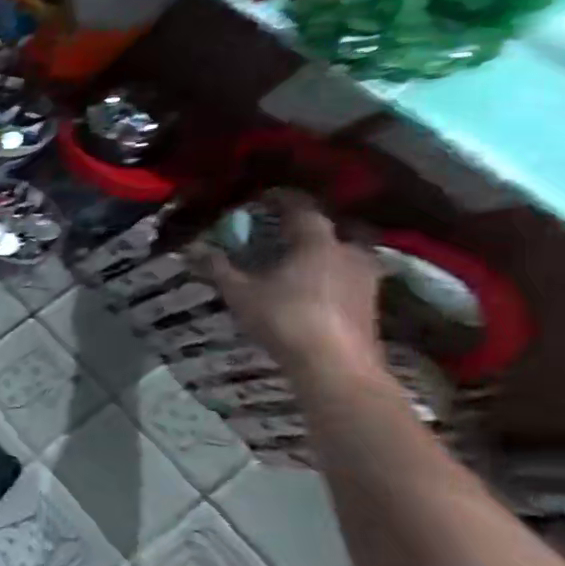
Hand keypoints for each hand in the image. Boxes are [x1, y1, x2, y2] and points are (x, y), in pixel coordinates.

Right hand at [193, 192, 383, 378]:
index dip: (283, 199)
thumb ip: (218, 268)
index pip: (302, 208)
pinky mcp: (371, 305)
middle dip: (319, 224)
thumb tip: (192, 248)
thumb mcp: (241, 294)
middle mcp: (347, 253)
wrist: (337, 368)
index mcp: (317, 242)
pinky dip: (337, 273)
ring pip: (352, 252)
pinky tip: (320, 286)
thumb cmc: (286, 320)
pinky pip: (354, 276)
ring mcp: (365, 280)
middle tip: (295, 229)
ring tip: (308, 258)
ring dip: (333, 250)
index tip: (264, 196)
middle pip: (340, 227)